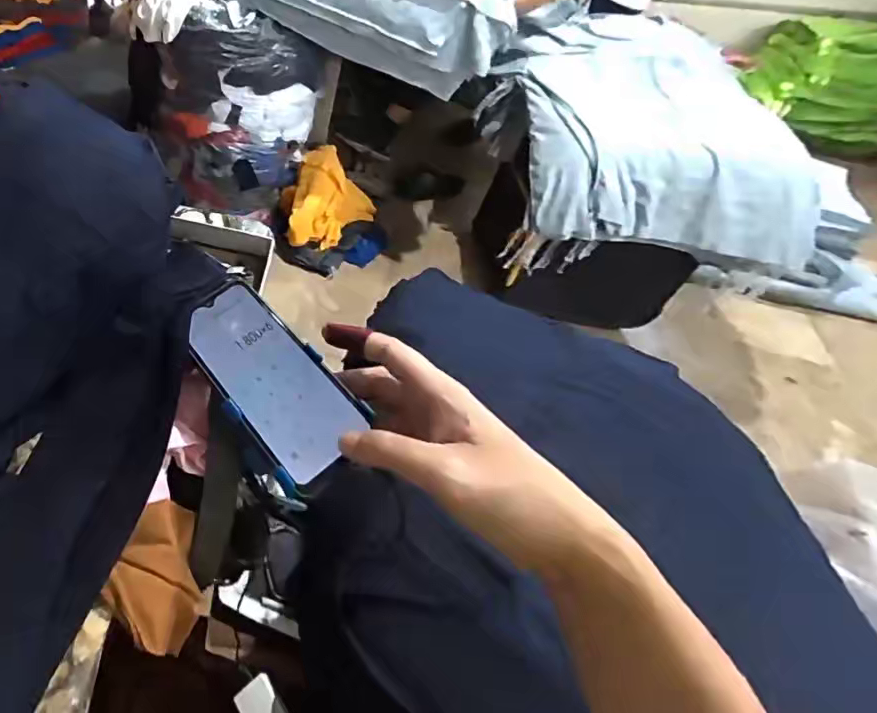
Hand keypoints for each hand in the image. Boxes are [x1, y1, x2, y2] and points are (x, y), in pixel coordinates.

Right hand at [327, 324, 630, 577]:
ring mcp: (442, 434)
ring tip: (321, 418)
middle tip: (308, 390)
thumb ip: (389, 450)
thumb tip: (340, 437)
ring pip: (390, 411)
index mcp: (441, 395)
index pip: (394, 354)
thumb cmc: (509, 494)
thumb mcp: (444, 472)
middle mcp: (438, 407)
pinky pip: (399, 438)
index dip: (360, 339)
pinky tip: (354, 451)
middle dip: (350, 379)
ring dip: (359, 410)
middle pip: (386, 381)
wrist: (568, 542)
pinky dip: (374, 437)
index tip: (323, 335)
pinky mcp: (445, 461)